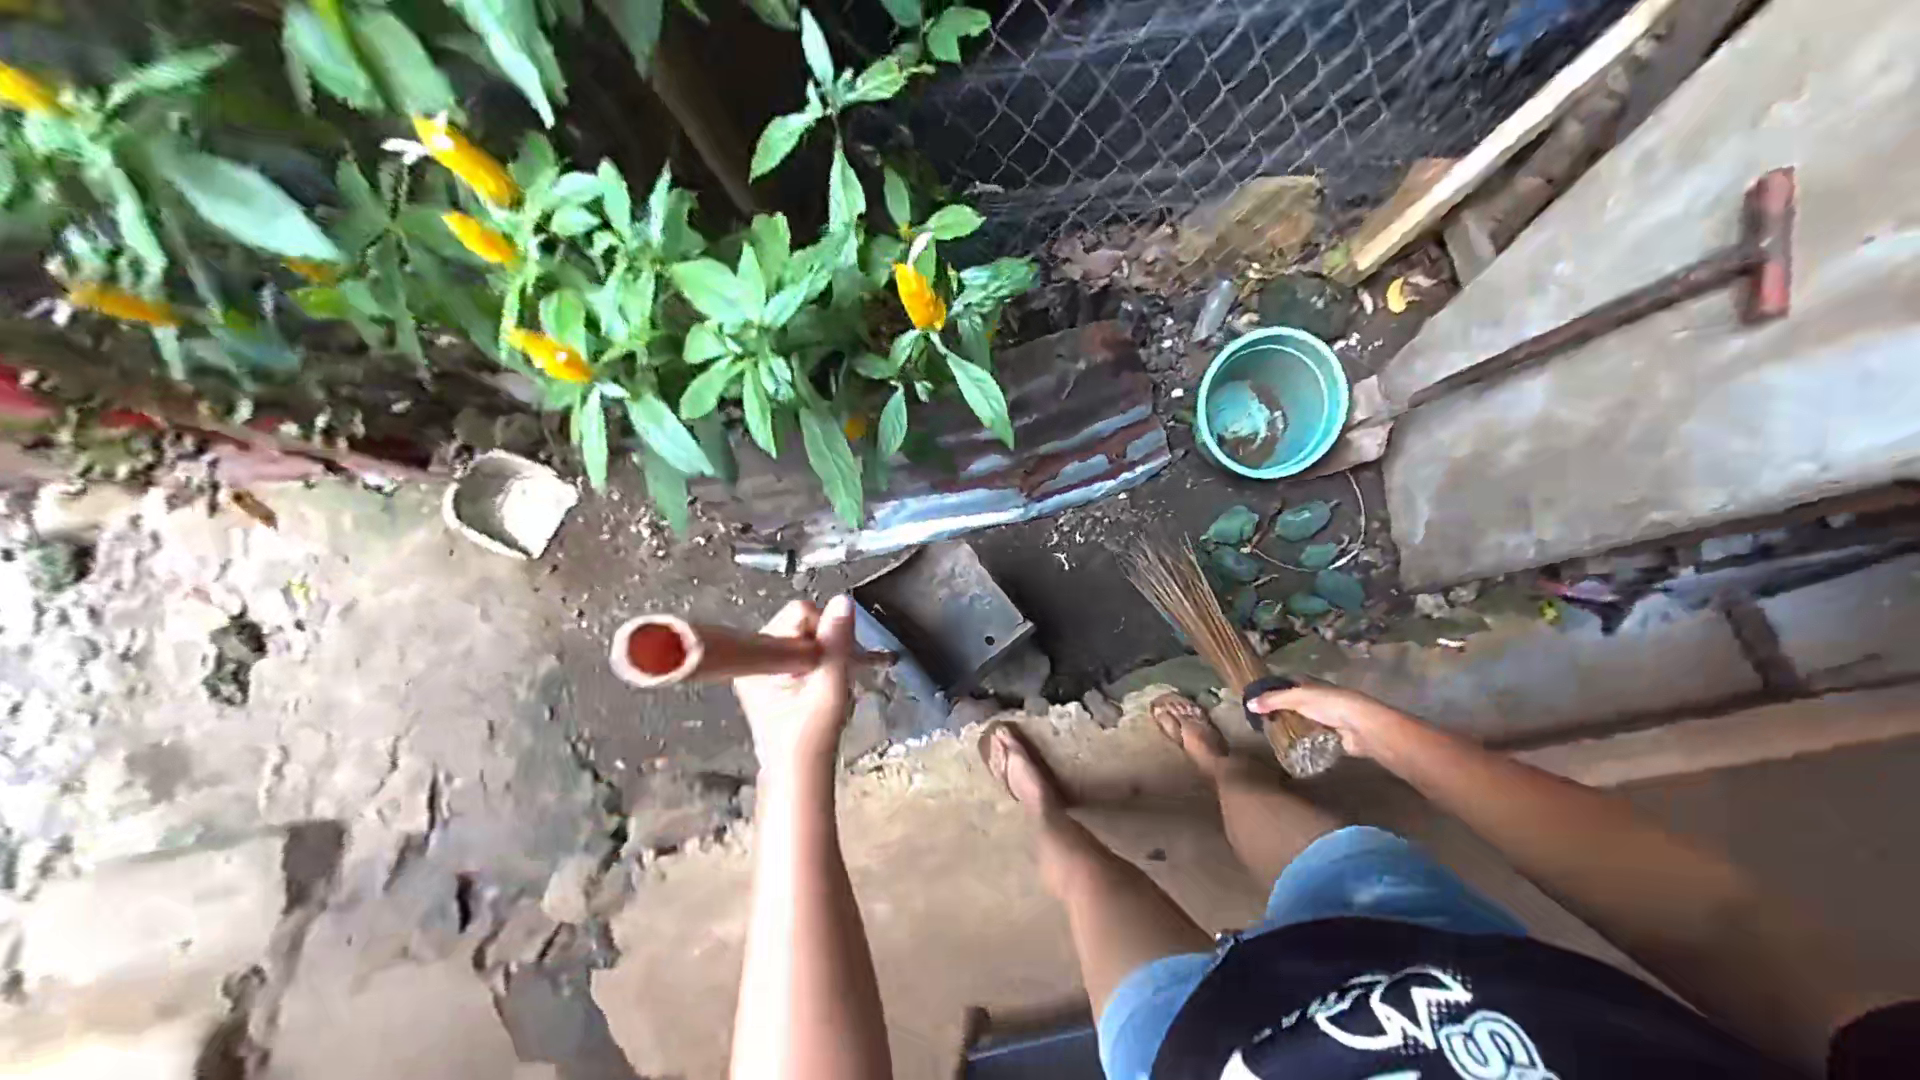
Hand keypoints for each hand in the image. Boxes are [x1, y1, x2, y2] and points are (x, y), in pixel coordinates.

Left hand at [733, 595, 854, 776]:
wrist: (798, 770)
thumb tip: (842, 602)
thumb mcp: (831, 685)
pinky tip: (822, 682)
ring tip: (828, 682)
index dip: (826, 632)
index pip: (800, 613)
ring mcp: (760, 665)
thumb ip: (837, 642)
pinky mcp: (768, 673)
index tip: (836, 658)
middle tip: (834, 674)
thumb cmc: (811, 736)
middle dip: (825, 643)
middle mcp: (754, 656)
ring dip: (823, 653)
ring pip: (803, 634)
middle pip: (801, 621)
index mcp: (760, 657)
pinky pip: (798, 648)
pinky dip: (816, 660)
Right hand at [1248, 683, 1417, 759]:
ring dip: (1291, 728)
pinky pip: (1313, 738)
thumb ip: (1272, 701)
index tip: (1254, 700)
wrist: (1362, 727)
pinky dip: (1302, 742)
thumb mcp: (1296, 698)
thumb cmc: (1330, 705)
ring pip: (1303, 722)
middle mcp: (1319, 700)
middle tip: (1258, 721)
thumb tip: (1247, 704)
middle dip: (1279, 711)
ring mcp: (1327, 719)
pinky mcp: (1333, 738)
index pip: (1286, 685)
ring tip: (1270, 735)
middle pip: (1294, 705)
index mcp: (1311, 686)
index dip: (1271, 690)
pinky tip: (1288, 747)